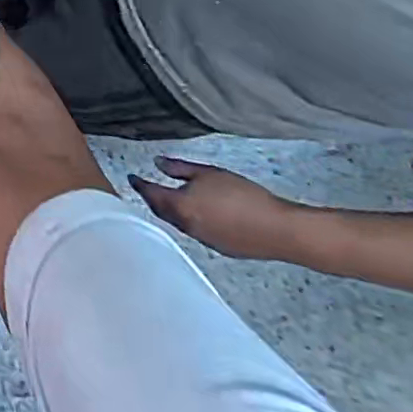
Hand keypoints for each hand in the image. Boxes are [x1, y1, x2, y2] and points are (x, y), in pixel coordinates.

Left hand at [129, 157, 305, 260]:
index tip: (132, 177)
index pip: (151, 194)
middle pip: (161, 211)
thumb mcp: (209, 173)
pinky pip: (196, 232)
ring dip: (170, 211)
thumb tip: (157, 163)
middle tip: (147, 188)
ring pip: (177, 223)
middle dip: (152, 199)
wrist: (280, 230)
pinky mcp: (220, 248)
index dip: (139, 184)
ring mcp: (203, 240)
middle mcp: (186, 226)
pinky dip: (189, 221)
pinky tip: (198, 214)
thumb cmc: (243, 196)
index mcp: (179, 207)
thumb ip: (179, 168)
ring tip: (169, 199)